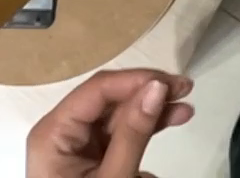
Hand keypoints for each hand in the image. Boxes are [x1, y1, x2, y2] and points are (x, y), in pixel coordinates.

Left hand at [27, 68, 195, 177]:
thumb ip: (133, 133)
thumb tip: (157, 86)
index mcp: (54, 132)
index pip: (98, 89)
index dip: (136, 80)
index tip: (172, 83)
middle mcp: (62, 131)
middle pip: (110, 99)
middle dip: (148, 92)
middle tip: (185, 89)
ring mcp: (76, 145)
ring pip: (119, 114)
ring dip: (152, 109)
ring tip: (186, 106)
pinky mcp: (90, 159)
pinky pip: (119, 134)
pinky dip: (145, 129)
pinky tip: (172, 121)